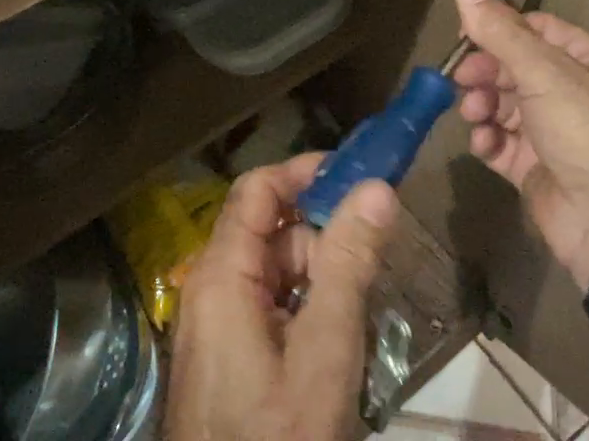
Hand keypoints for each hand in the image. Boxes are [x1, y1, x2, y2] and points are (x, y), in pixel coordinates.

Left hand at [168, 154, 398, 440]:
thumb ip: (348, 266)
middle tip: (378, 259)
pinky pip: (272, 309)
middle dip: (325, 236)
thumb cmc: (277, 437)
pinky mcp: (228, 357)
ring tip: (363, 309)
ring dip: (323, 278)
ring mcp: (218, 325)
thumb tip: (376, 187)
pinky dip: (308, 310)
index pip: (259, 191)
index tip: (363, 176)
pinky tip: (338, 341)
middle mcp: (211, 289)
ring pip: (277, 273)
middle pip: (272, 232)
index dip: (308, 173)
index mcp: (222, 275)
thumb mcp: (323, 353)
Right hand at [451, 0, 588, 388]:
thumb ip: (502, 31)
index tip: (463, 36)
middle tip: (461, 80)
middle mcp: (577, 97)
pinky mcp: (538, 172)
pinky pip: (504, 145)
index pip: (538, 31)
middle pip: (517, 69)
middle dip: (486, 72)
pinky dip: (488, 141)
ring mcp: (557, 137)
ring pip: (506, 107)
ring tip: (474, 115)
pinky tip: (482, 145)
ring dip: (483, 106)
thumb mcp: (547, 74)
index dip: (500, 30)